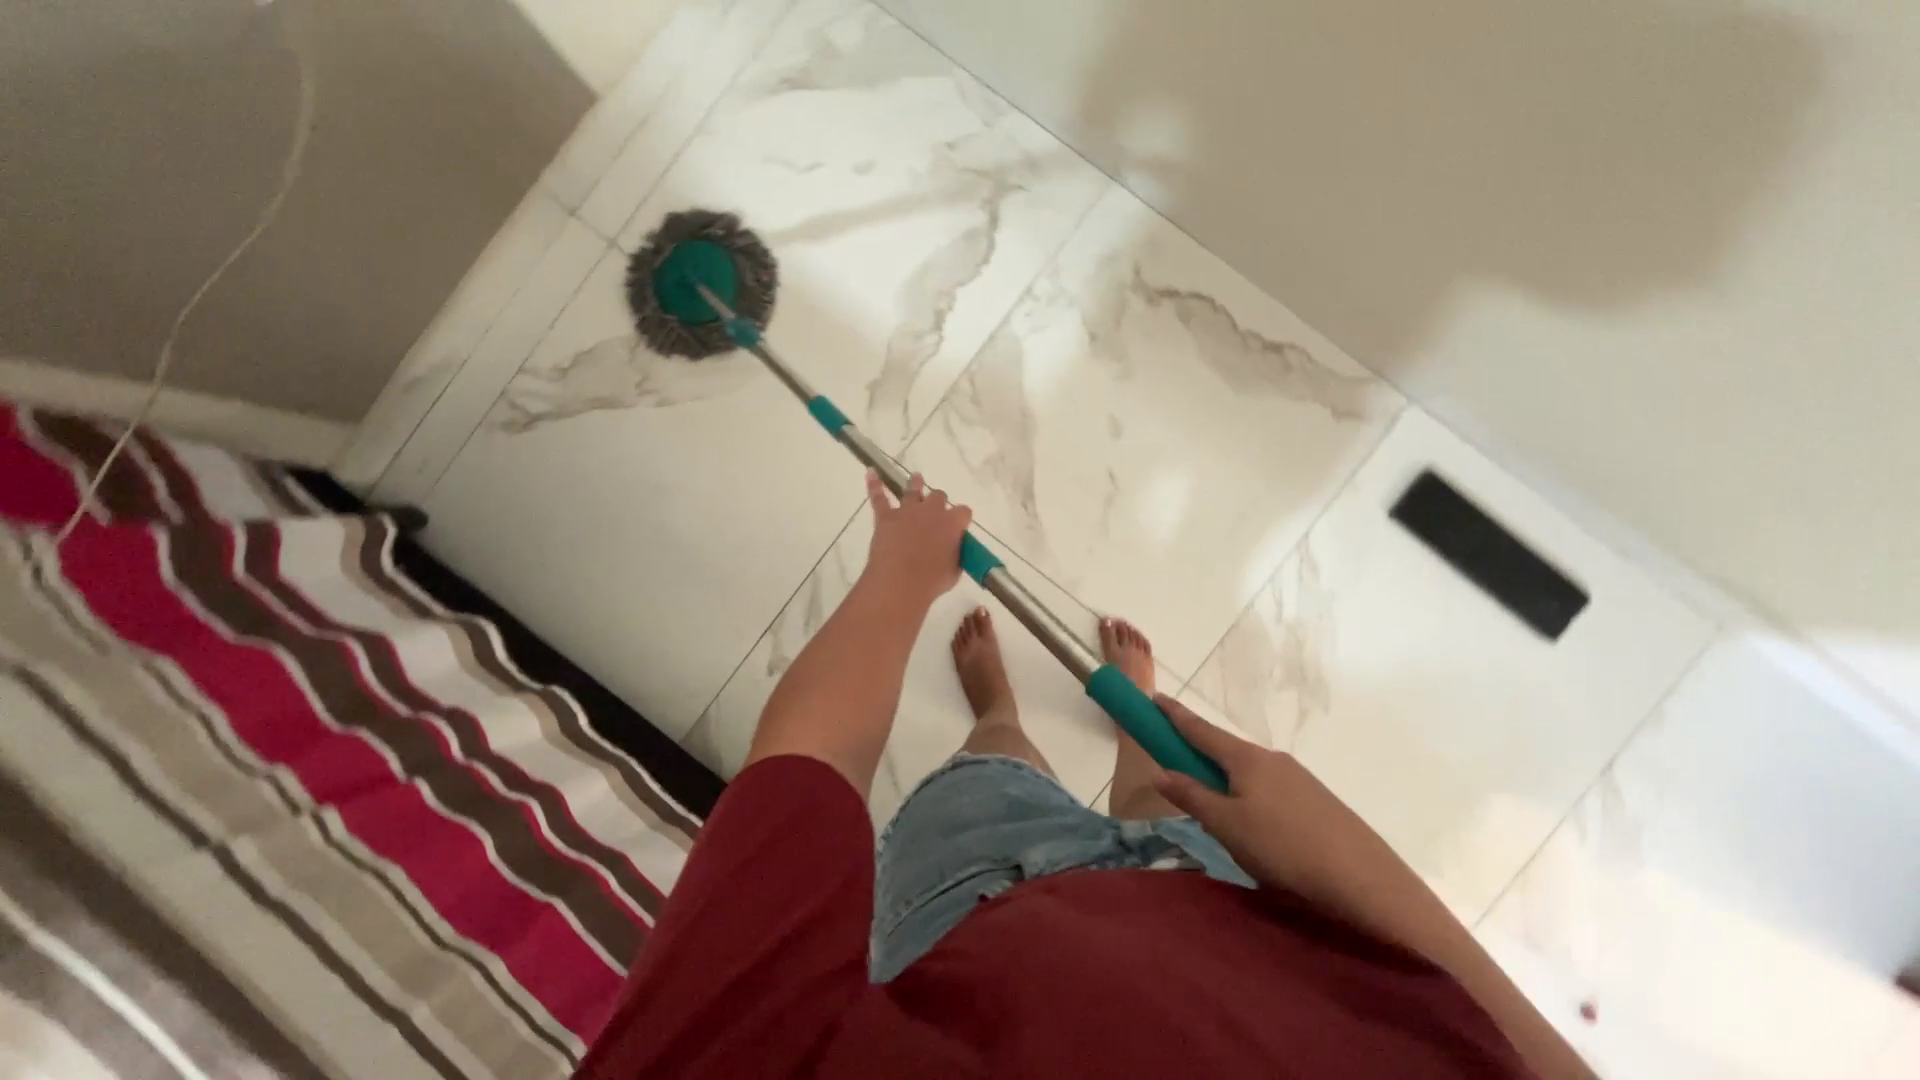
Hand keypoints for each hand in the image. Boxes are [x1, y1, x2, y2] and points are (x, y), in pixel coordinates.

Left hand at [862, 470, 971, 607]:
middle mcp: (932, 511)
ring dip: (915, 484)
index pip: (964, 512)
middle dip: (938, 502)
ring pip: (913, 489)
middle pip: (939, 496)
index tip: (959, 526)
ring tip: (916, 478)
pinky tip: (871, 473)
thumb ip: (955, 556)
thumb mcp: (953, 571)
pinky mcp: (886, 517)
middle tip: (935, 511)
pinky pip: (879, 497)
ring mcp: (908, 511)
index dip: (961, 518)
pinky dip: (874, 485)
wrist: (900, 582)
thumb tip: (953, 552)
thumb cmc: (931, 581)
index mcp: (952, 523)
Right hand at [1150, 695, 1392, 909]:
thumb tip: (1159, 771)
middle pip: (1227, 752)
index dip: (1175, 716)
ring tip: (1224, 822)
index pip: (1201, 730)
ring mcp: (1299, 779)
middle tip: (1182, 776)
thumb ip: (1192, 797)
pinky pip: (1271, 791)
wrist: (1362, 878)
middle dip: (1202, 758)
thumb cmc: (1283, 846)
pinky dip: (1253, 800)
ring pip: (1251, 775)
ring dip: (1229, 786)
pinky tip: (1259, 833)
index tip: (1154, 698)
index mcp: (1246, 759)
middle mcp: (1273, 759)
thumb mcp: (1227, 826)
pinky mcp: (1317, 801)